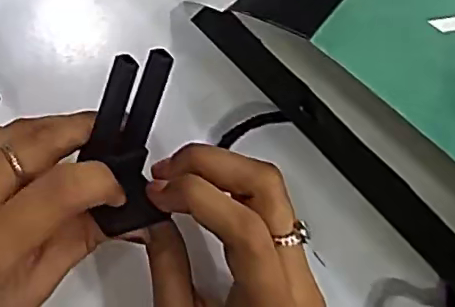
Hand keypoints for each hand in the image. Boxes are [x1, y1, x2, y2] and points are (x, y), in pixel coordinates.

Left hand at [0, 112, 127, 306]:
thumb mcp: (31, 287)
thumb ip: (74, 239)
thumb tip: (111, 201)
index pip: (58, 188)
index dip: (97, 177)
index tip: (116, 182)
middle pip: (34, 142)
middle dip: (77, 129)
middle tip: (105, 131)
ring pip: (14, 128)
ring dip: (50, 128)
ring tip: (78, 136)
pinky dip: (18, 135)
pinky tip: (34, 150)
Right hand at [139, 144, 323, 306]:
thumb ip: (168, 267)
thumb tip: (153, 217)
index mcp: (275, 303)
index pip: (244, 222)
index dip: (193, 192)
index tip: (158, 190)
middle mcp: (299, 282)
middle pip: (266, 186)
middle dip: (209, 162)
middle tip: (170, 170)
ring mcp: (302, 274)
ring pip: (270, 189)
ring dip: (218, 169)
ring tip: (179, 178)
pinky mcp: (294, 269)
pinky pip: (266, 206)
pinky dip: (227, 187)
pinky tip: (199, 195)